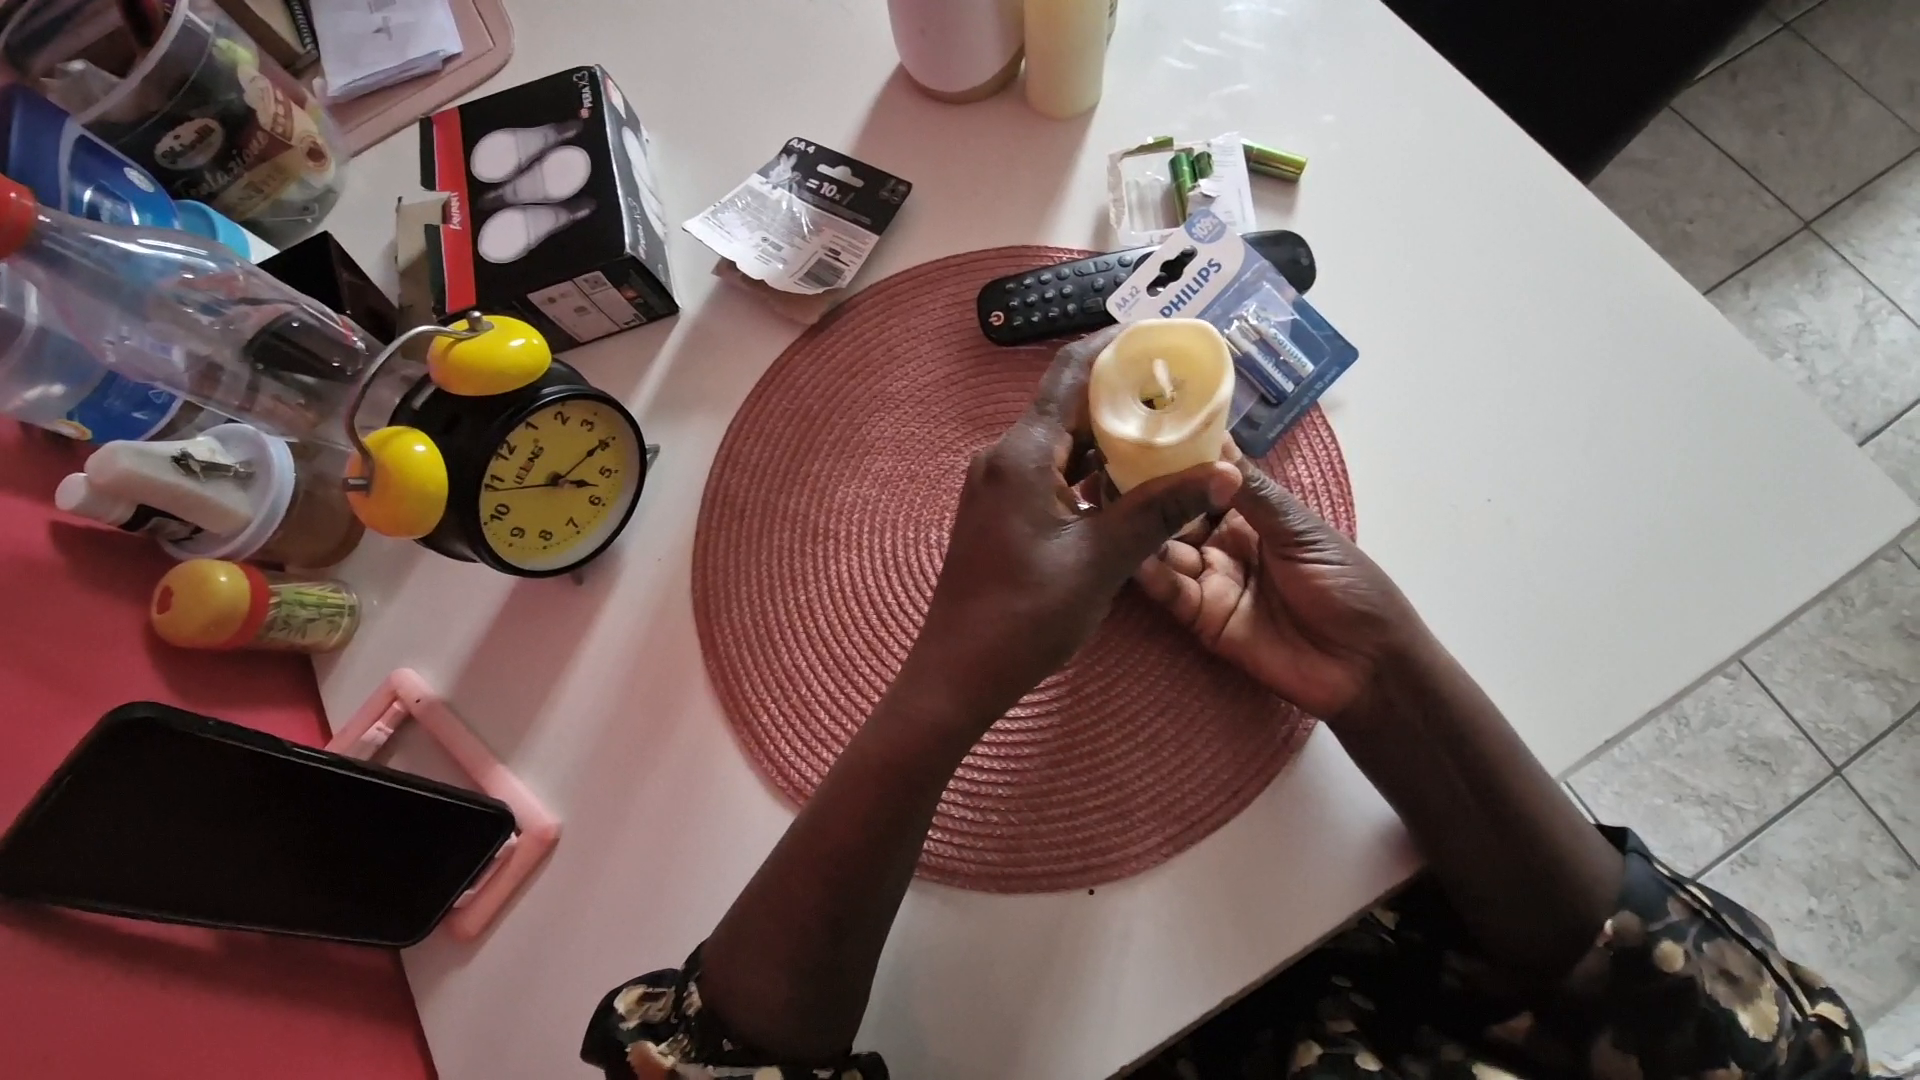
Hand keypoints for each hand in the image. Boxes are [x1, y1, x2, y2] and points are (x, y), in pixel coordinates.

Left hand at [901, 327, 1242, 729]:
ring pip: (1062, 444)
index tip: (1163, 337)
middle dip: (1125, 398)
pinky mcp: (1001, 512)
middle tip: (1183, 396)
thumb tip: (1225, 474)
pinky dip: (1088, 474)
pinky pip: (1050, 475)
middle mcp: (1003, 457)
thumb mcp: (1101, 560)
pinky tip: (1127, 487)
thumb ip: (1160, 510)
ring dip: (1110, 441)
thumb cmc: (1024, 617)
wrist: (959, 671)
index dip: (1116, 346)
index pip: (1071, 373)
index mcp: (1021, 454)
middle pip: (1068, 407)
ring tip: (1168, 438)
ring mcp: (997, 486)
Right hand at [1133, 459, 1426, 717]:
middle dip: (1148, 493)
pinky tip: (1129, 554)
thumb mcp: (1300, 531)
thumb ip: (1252, 492)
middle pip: (1176, 513)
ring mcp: (1209, 579)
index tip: (1140, 430)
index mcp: (1252, 513)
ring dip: (1142, 531)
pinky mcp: (1200, 617)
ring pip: (1164, 550)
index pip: (1205, 478)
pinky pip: (1169, 591)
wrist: (1365, 667)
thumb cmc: (1347, 586)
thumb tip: (1212, 440)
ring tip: (1110, 508)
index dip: (1176, 458)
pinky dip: (1150, 574)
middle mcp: (1223, 542)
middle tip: (1105, 470)